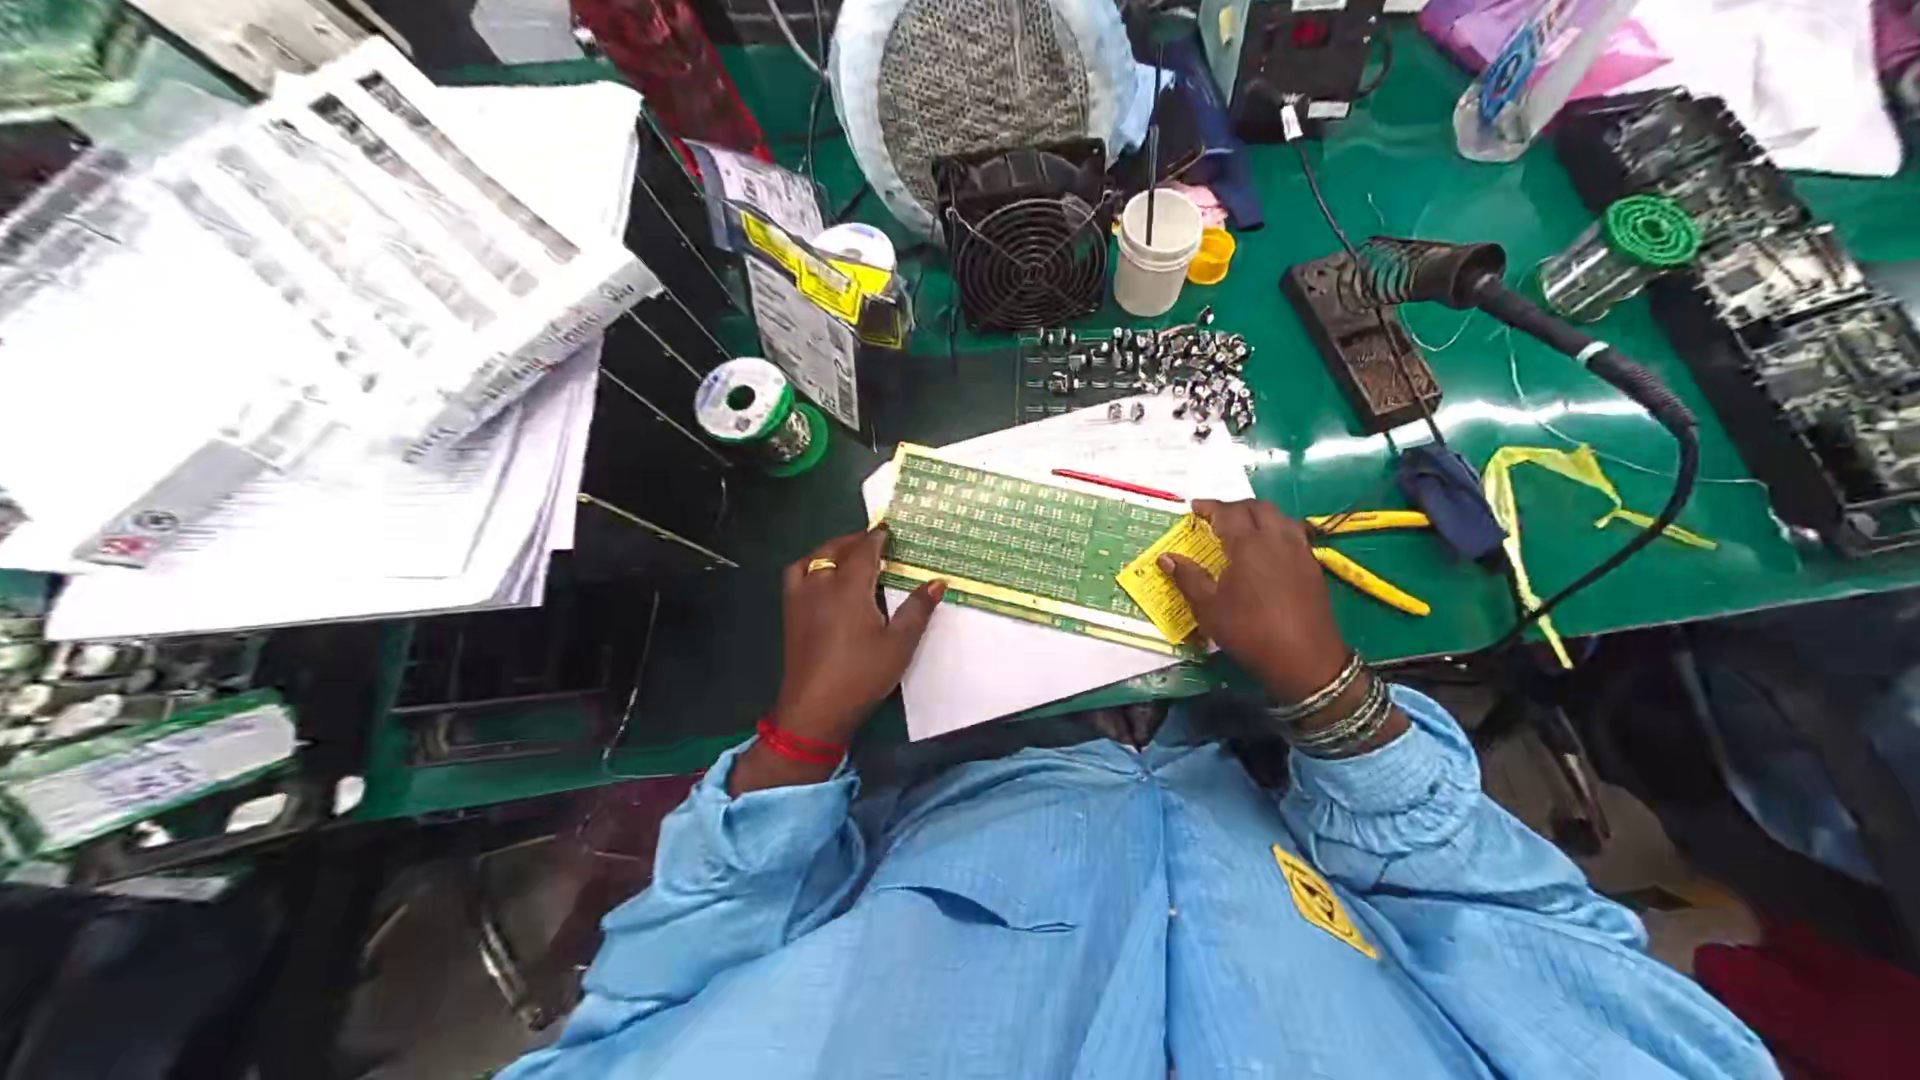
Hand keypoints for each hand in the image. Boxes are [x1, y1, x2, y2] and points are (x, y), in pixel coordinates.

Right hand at [1159, 499, 1349, 702]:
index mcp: (1248, 545)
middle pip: (1257, 508)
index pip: (1227, 513)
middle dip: (1234, 507)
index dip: (1209, 507)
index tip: (1194, 508)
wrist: (1305, 659)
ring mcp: (1299, 551)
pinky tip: (1267, 547)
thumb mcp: (1209, 608)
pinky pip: (1293, 533)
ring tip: (1242, 526)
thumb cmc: (1250, 632)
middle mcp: (1277, 539)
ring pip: (1279, 517)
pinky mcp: (1312, 566)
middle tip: (1215, 516)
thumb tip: (1166, 558)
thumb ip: (1188, 578)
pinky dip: (1275, 529)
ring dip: (1258, 514)